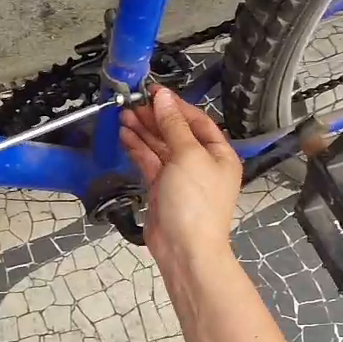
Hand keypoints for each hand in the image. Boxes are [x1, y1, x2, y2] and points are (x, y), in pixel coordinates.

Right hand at [119, 85, 242, 264]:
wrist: (185, 249)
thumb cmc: (195, 202)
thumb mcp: (187, 155)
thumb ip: (173, 124)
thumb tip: (163, 97)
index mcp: (219, 153)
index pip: (196, 120)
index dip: (174, 105)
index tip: (152, 92)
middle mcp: (201, 163)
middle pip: (176, 132)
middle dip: (155, 117)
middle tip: (132, 103)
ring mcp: (181, 177)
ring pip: (160, 146)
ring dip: (143, 130)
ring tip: (124, 115)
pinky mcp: (162, 189)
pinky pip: (150, 162)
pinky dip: (138, 148)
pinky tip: (126, 136)